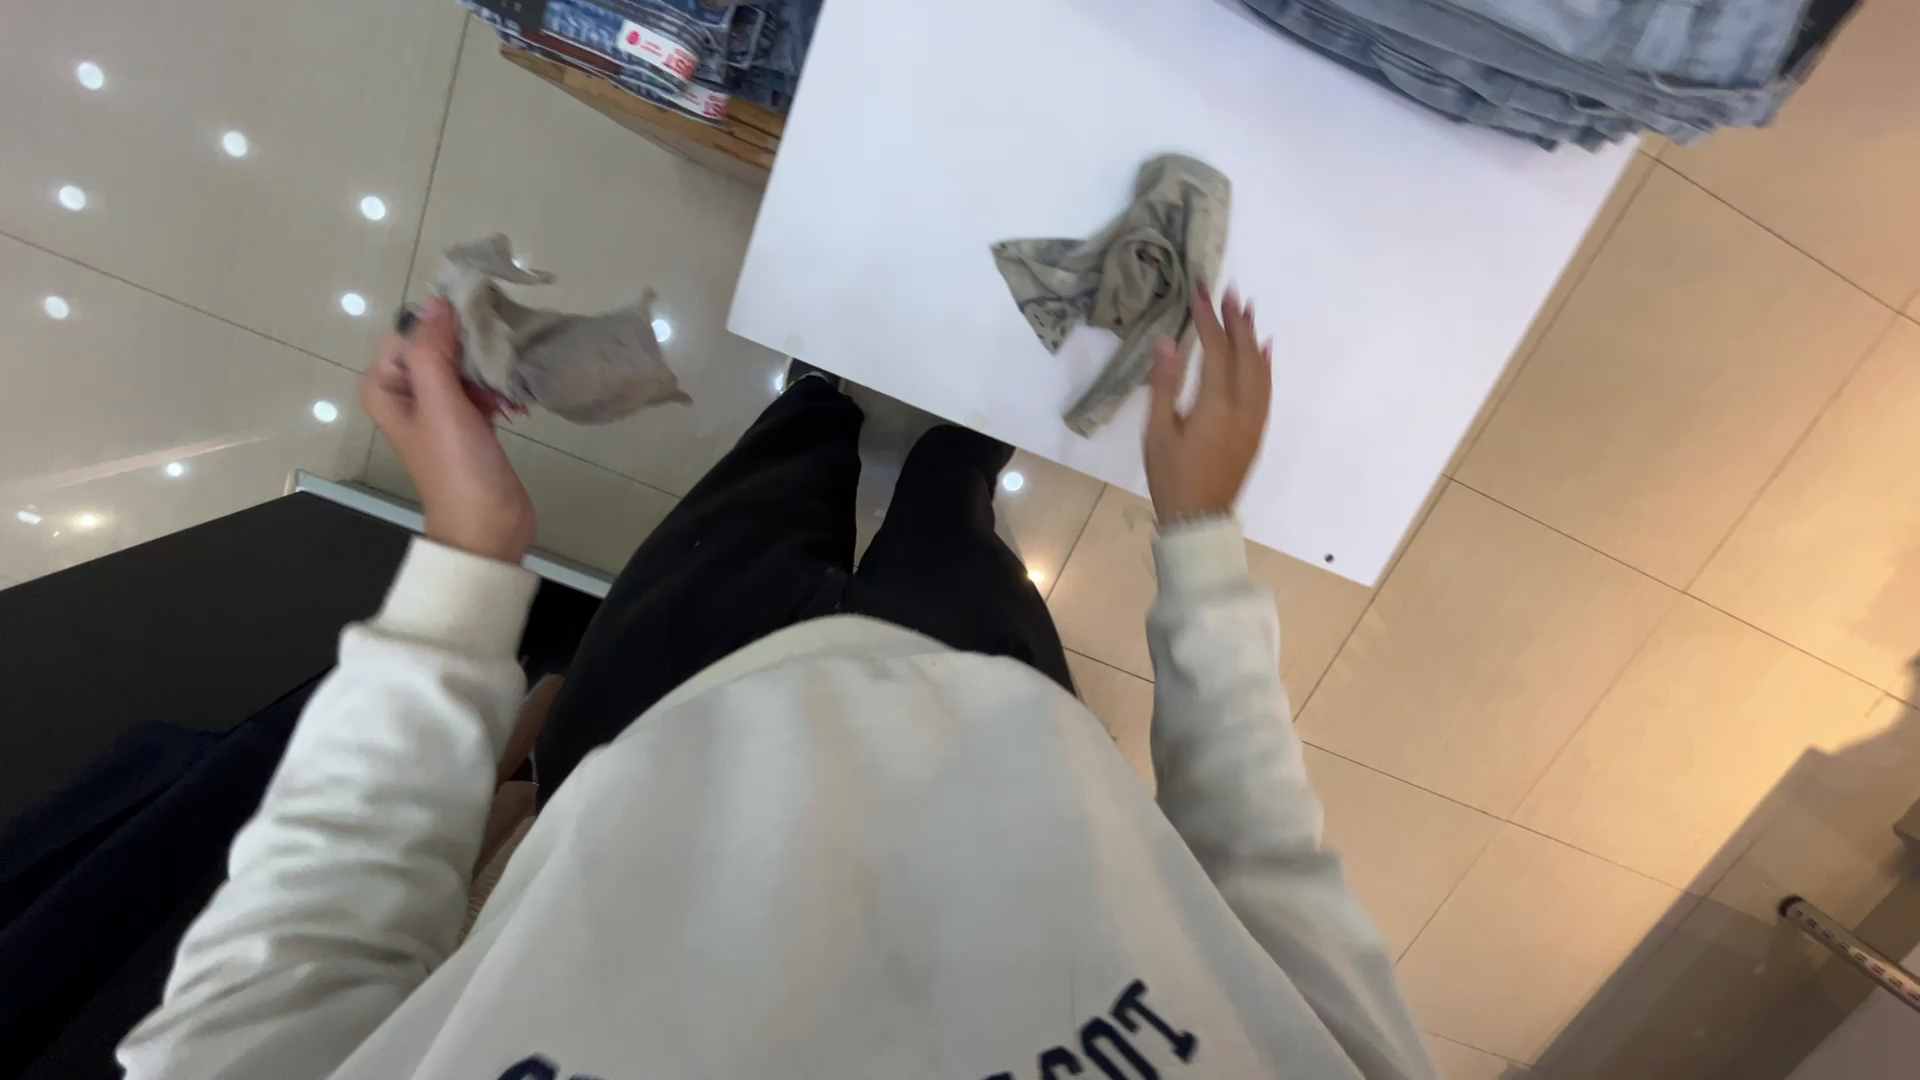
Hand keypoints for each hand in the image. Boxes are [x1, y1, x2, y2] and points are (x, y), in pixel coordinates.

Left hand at [359, 298, 535, 563]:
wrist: (488, 525)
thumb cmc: (459, 468)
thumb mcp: (443, 407)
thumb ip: (434, 353)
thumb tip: (437, 302)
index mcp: (387, 386)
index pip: (411, 333)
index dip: (446, 325)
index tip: (486, 325)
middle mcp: (408, 393)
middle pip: (441, 348)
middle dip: (475, 352)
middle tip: (505, 360)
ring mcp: (441, 410)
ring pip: (466, 369)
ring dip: (493, 374)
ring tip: (513, 392)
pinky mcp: (470, 424)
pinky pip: (483, 391)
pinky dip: (501, 394)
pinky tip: (517, 407)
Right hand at [1144, 284, 1271, 522]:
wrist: (1198, 517)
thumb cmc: (1171, 476)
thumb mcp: (1158, 432)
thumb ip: (1164, 386)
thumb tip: (1167, 342)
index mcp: (1216, 405)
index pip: (1216, 350)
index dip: (1209, 319)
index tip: (1202, 291)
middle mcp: (1243, 406)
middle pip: (1244, 353)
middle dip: (1236, 321)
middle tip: (1229, 292)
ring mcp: (1254, 418)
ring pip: (1260, 368)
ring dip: (1252, 337)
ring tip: (1246, 312)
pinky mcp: (1256, 430)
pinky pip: (1266, 387)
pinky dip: (1264, 363)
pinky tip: (1262, 350)